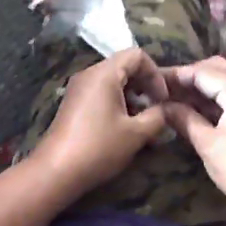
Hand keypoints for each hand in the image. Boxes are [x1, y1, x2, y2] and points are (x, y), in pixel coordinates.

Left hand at [28, 48, 169, 198]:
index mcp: (104, 74)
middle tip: (158, 110)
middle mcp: (89, 74)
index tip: (163, 98)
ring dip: (133, 98)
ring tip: (146, 123)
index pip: (136, 55)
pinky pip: (101, 94)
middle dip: (145, 86)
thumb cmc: (99, 147)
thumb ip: (158, 116)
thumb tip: (168, 109)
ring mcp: (79, 89)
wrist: (57, 170)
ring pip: (113, 82)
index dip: (155, 73)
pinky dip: (118, 104)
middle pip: (124, 67)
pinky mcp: (75, 103)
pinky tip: (127, 128)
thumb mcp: (136, 133)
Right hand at [160, 56, 225, 221]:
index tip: (154, 81)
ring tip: (176, 97)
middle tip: (165, 87)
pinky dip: (215, 97)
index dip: (177, 74)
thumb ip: (185, 119)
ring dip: (203, 86)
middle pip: (219, 68)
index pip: (205, 72)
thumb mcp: (208, 145)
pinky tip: (197, 109)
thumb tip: (163, 106)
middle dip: (191, 75)